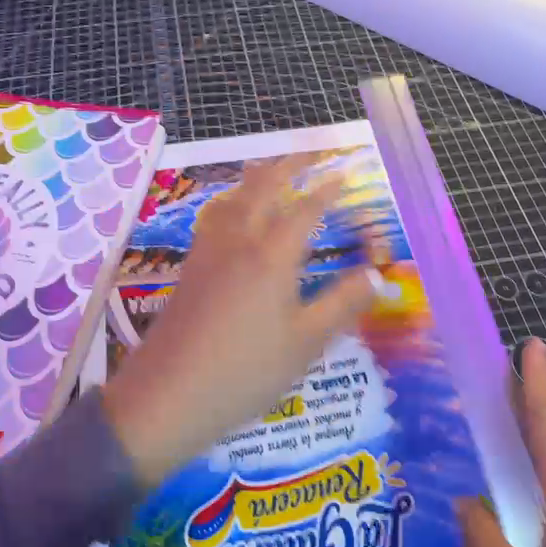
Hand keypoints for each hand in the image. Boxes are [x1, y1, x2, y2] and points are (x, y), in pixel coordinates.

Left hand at [101, 155, 381, 486]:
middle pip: (263, 187)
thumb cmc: (246, 372)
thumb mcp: (305, 344)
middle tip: (310, 155)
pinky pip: (216, 215)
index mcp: (273, 255)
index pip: (305, 209)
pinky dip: (233, 199)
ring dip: (257, 178)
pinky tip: (232, 213)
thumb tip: (377, 274)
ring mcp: (210, 250)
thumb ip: (342, 304)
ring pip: (235, 197)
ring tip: (272, 171)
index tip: (343, 174)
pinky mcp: (191, 265)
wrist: (169, 391)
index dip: (326, 190)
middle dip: (289, 167)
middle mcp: (240, 240)